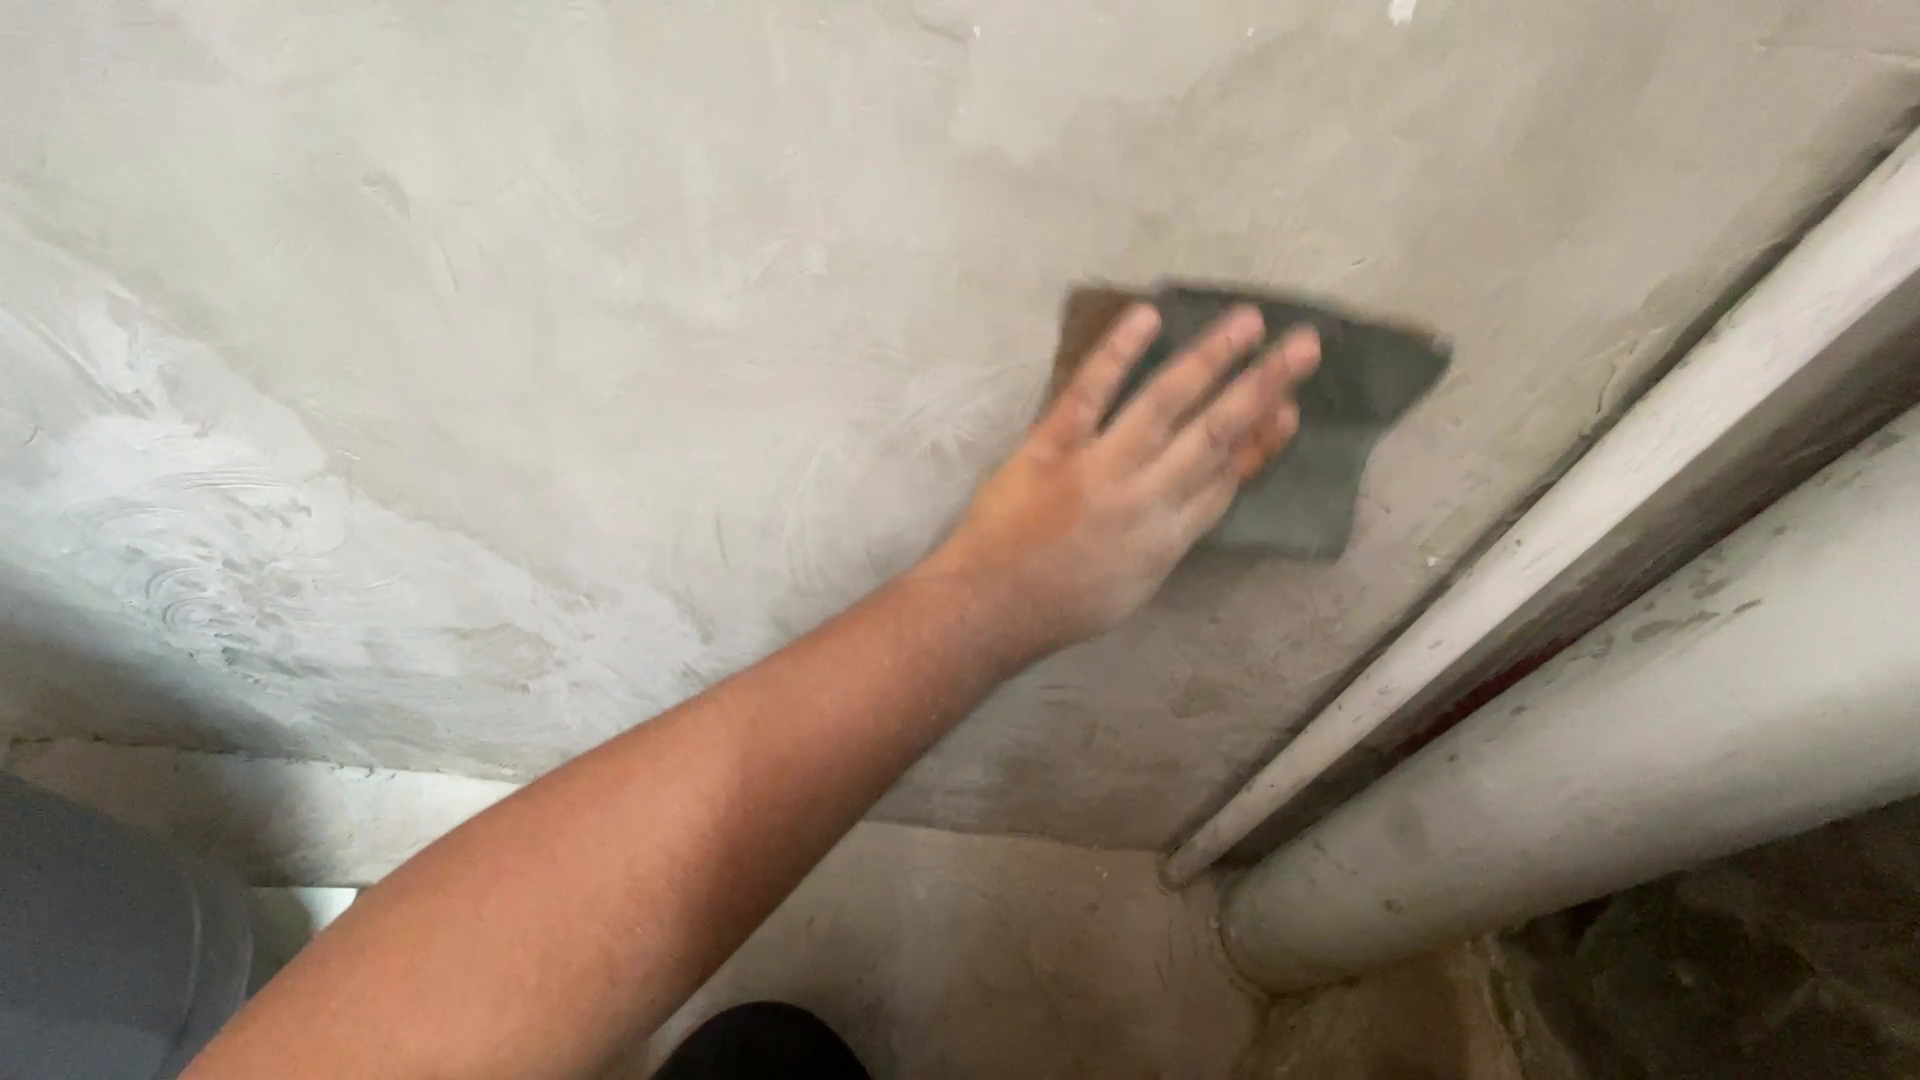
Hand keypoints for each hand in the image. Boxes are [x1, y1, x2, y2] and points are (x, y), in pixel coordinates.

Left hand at [916, 302, 1319, 652]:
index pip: (1228, 478)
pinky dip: (1116, 354)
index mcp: (1168, 537)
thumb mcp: (1133, 588)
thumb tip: (1189, 501)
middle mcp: (1146, 496)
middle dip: (1263, 388)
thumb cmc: (1059, 607)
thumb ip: (1165, 541)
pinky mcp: (1052, 447)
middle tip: (1306, 345)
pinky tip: (1146, 317)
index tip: (1290, 409)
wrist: (990, 607)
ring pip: (1164, 404)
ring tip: (1248, 321)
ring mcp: (1099, 467)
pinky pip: (1089, 393)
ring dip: (1210, 360)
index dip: (1263, 442)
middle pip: (1215, 433)